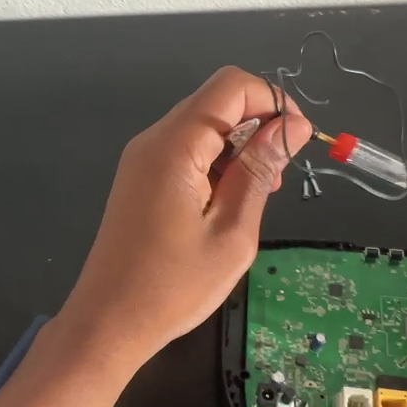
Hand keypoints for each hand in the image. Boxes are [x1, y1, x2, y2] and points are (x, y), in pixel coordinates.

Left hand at [58, 67, 311, 368]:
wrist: (109, 321)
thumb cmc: (174, 286)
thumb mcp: (232, 231)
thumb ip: (259, 171)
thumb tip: (292, 125)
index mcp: (174, 145)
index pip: (231, 85)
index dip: (273, 101)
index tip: (297, 141)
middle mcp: (152, 141)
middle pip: (215, 102)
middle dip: (257, 127)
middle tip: (276, 180)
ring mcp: (140, 161)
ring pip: (201, 128)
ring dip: (237, 149)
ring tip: (255, 198)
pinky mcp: (137, 181)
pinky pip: (183, 152)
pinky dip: (213, 165)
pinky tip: (226, 205)